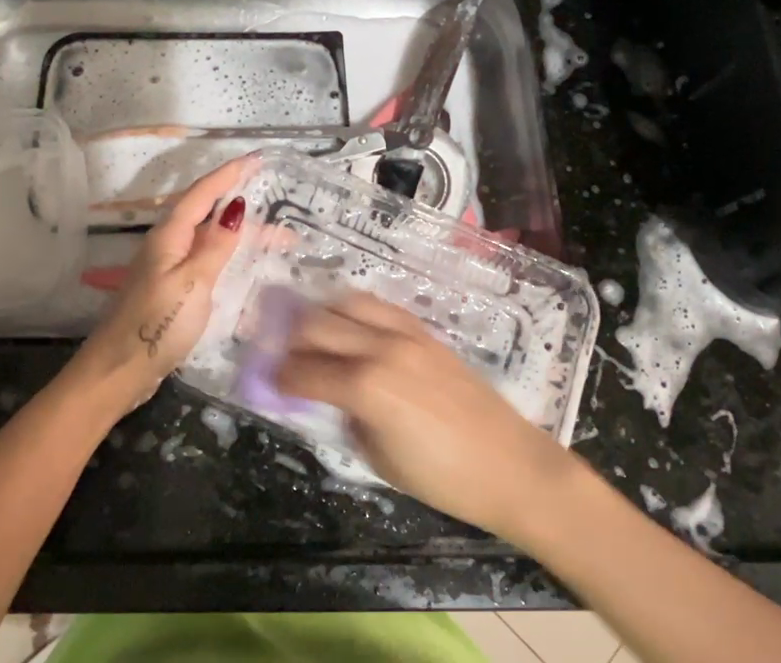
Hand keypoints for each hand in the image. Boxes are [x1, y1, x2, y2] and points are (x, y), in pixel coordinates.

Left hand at [71, 156, 253, 411]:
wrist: (118, 371)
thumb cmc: (156, 325)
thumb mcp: (193, 283)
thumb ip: (215, 246)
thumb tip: (236, 206)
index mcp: (169, 237)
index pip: (202, 194)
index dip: (229, 174)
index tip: (257, 159)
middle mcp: (167, 247)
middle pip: (208, 217)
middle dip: (243, 210)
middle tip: (284, 216)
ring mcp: (167, 271)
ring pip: (208, 242)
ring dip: (241, 238)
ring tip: (278, 244)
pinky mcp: (171, 293)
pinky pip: (205, 264)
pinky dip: (229, 260)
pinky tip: (245, 273)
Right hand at [276, 293, 576, 542]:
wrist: (512, 467)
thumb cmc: (444, 479)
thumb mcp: (379, 459)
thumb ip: (347, 421)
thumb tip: (329, 398)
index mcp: (365, 387)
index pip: (303, 371)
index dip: (279, 376)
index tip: (268, 381)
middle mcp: (381, 348)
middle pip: (316, 325)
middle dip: (290, 340)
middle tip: (282, 356)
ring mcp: (406, 334)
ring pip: (346, 302)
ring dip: (321, 315)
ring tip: (312, 334)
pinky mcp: (426, 332)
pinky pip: (379, 307)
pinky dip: (354, 311)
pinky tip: (349, 327)